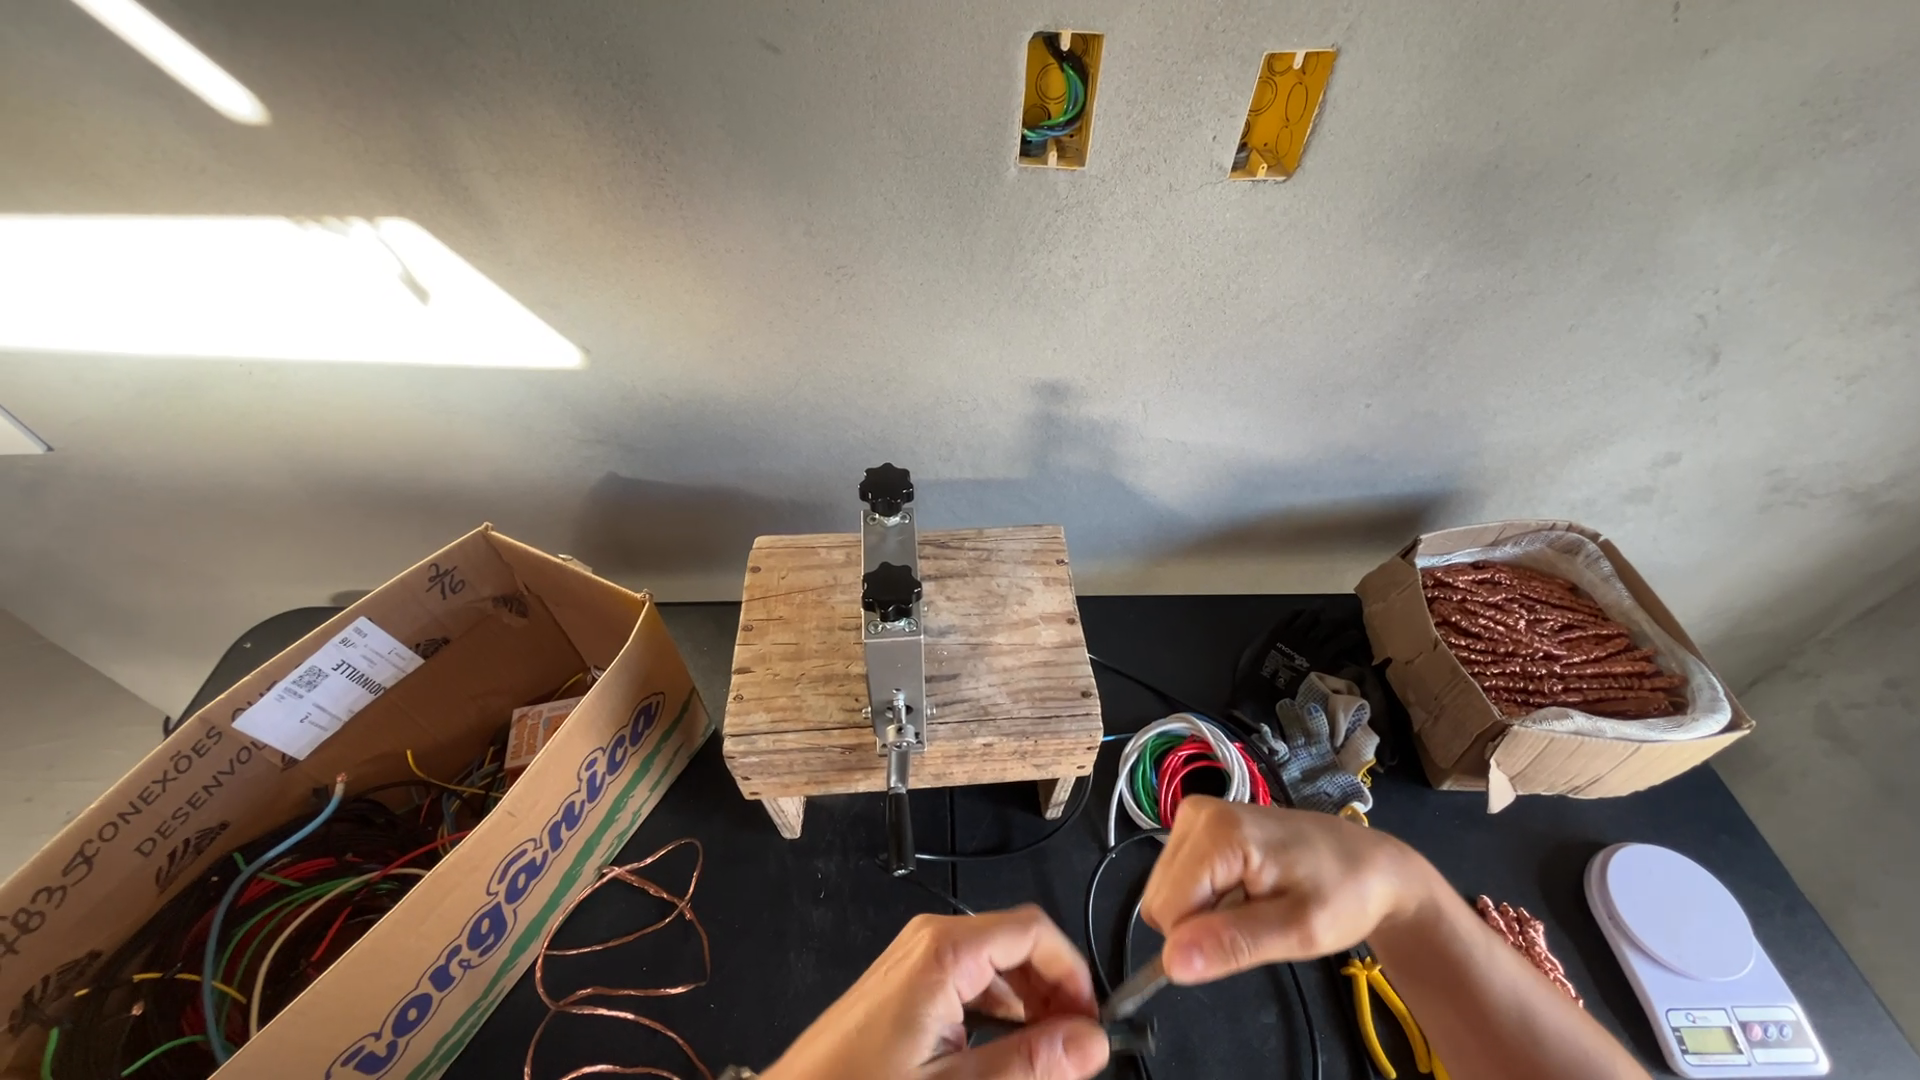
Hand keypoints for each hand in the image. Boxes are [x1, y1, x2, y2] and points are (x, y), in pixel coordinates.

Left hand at [761, 904, 1108, 1079]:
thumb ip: (1030, 1064)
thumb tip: (1091, 1041)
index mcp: (945, 950)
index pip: (1034, 930)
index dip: (1073, 973)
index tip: (1093, 1024)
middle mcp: (930, 939)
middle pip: (1016, 944)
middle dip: (1052, 993)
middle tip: (1072, 1053)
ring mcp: (915, 957)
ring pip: (995, 964)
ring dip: (1028, 1007)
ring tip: (1042, 1061)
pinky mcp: (906, 981)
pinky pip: (968, 981)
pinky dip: (997, 1012)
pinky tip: (1002, 1056)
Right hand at [1140, 797, 1439, 983]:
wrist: (1369, 861)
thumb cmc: (1342, 895)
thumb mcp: (1298, 932)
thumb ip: (1233, 944)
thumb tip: (1170, 964)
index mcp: (1217, 833)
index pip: (1167, 910)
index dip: (1201, 940)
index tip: (1249, 937)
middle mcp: (1194, 813)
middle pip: (1160, 898)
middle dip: (1199, 925)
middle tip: (1253, 921)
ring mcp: (1193, 813)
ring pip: (1164, 890)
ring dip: (1202, 911)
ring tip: (1251, 904)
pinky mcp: (1196, 820)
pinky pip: (1175, 876)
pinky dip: (1203, 895)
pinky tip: (1241, 889)